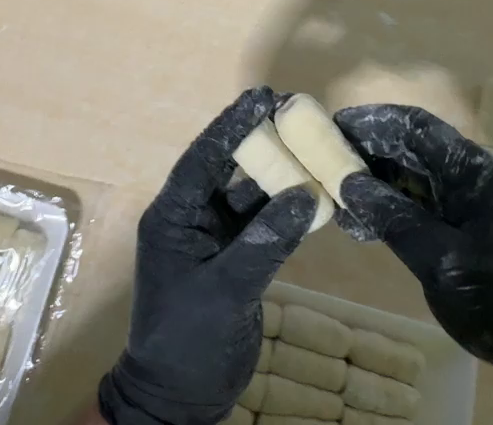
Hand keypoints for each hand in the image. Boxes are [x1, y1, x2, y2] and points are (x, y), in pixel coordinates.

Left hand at [98, 87, 317, 424]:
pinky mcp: (238, 257)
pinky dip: (290, 210)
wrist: (181, 395)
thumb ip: (264, 243)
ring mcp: (217, 237)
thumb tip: (305, 195)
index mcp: (173, 216)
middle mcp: (194, 217)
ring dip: (281, 174)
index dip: (231, 125)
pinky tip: (319, 194)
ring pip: (252, 194)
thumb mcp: (224, 289)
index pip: (202, 157)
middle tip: (297, 113)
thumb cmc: (186, 339)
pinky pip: (265, 222)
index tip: (262, 97)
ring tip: (316, 145)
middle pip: (229, 168)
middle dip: (261, 142)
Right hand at [333, 104, 492, 395]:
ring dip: (376, 178)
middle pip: (410, 145)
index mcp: (473, 170)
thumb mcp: (444, 263)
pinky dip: (392, 201)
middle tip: (324, 163)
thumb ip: (396, 220)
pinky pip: (422, 197)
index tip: (332, 128)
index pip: (415, 126)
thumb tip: (348, 183)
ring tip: (336, 192)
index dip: (372, 122)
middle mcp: (470, 173)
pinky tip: (362, 217)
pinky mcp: (464, 219)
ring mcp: (468, 196)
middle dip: (367, 150)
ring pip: (413, 172)